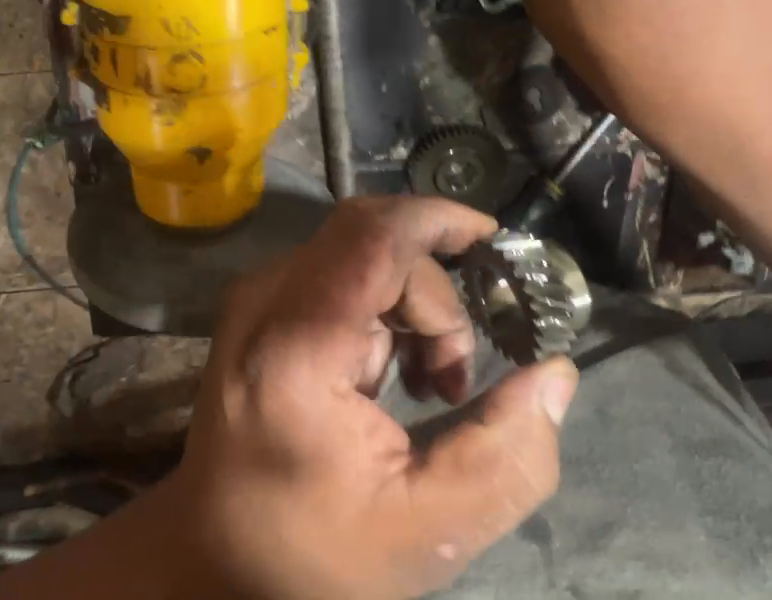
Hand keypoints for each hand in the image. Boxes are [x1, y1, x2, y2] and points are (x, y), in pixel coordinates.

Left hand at [162, 197, 579, 599]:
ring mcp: (257, 298)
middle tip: (461, 375)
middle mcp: (265, 301)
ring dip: (417, 311)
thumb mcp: (425, 531)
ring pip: (362, 257)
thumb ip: (505, 459)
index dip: (439, 220)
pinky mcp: (261, 307)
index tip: (498, 244)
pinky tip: (394, 377)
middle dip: (438, 297)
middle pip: (374, 242)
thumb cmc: (310, 551)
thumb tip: (556, 373)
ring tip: (431, 388)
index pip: (371, 236)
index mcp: (296, 347)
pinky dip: (387, 312)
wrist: (215, 552)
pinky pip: (342, 275)